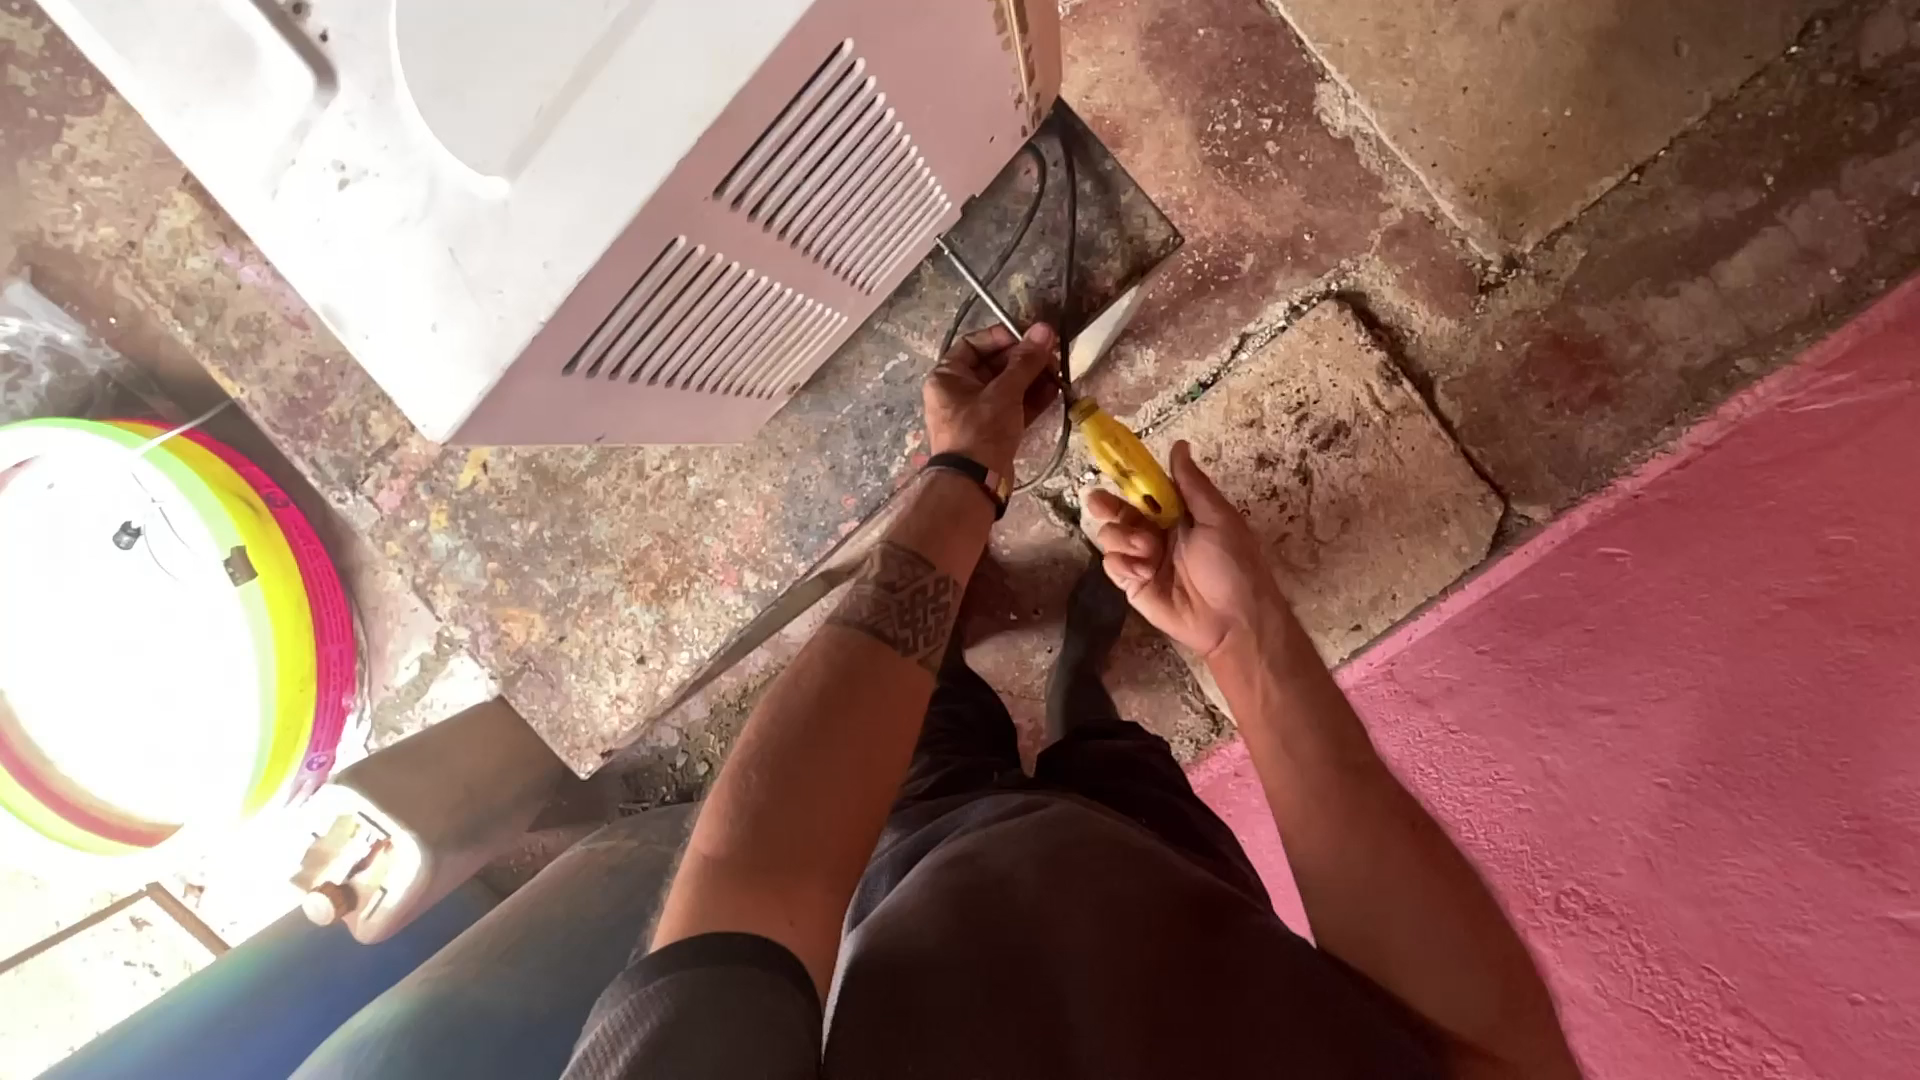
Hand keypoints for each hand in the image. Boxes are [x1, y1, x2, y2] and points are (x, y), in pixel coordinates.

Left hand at [924, 324, 1060, 477]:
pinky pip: (1013, 407)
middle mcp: (958, 392)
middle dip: (1024, 360)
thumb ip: (1025, 361)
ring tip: (1059, 371)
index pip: (973, 344)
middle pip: (993, 365)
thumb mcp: (1003, 392)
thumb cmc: (980, 431)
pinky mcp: (993, 431)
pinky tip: (1055, 389)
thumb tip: (1044, 329)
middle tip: (1051, 355)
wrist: (974, 484)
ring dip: (1032, 378)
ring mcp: (976, 413)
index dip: (1001, 337)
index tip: (1027, 337)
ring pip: (1007, 387)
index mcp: (947, 377)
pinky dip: (1031, 399)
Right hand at [1085, 441, 1286, 657]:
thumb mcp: (1218, 519)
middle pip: (1118, 511)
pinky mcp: (1132, 584)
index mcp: (1177, 514)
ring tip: (1147, 552)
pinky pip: (1112, 564)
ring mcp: (1141, 559)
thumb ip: (1192, 485)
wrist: (1233, 620)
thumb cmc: (1234, 565)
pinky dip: (1124, 564)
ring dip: (1124, 538)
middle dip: (1106, 506)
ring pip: (1110, 536)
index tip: (1113, 472)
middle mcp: (1155, 533)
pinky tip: (1145, 573)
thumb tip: (1179, 445)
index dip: (1127, 481)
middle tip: (1100, 504)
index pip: (1144, 491)